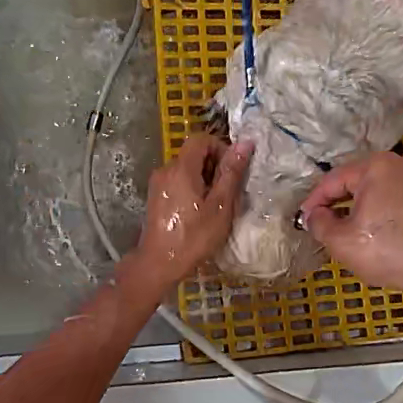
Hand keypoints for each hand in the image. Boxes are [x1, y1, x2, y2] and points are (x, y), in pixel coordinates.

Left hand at [131, 133, 251, 292]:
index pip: (201, 139)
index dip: (220, 148)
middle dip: (214, 166)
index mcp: (181, 169)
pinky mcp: (156, 197)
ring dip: (205, 179)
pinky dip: (193, 188)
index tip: (232, 171)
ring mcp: (158, 184)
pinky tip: (200, 212)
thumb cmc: (194, 237)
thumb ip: (231, 173)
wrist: (160, 263)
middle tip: (227, 192)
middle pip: (193, 154)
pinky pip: (178, 182)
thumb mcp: (220, 206)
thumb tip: (245, 143)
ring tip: (216, 205)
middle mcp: (166, 170)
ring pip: (186, 169)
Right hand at [299, 151, 402, 303]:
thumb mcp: (343, 242)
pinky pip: (400, 203)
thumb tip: (315, 215)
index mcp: (377, 166)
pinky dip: (385, 216)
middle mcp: (402, 164)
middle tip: (325, 228)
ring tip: (352, 236)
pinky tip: (382, 239)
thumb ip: (320, 224)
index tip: (304, 220)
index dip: (314, 201)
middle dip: (340, 205)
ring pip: (381, 193)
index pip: (333, 179)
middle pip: (359, 183)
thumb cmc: (394, 252)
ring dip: (363, 211)